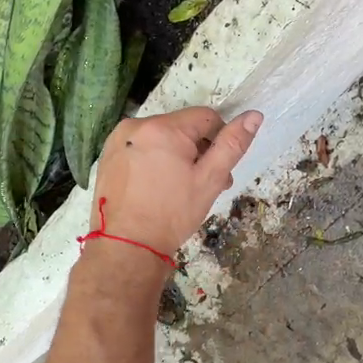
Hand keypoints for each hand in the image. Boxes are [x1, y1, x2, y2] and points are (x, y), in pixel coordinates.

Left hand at [88, 107, 262, 275]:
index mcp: (163, 128)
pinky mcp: (108, 155)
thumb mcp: (209, 180)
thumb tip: (254, 115)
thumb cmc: (172, 214)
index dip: (218, 141)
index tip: (217, 170)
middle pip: (183, 127)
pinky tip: (156, 187)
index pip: (206, 117)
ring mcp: (118, 140)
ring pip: (162, 137)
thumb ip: (232, 145)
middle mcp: (137, 125)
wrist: (126, 248)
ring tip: (180, 188)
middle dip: (198, 150)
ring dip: (176, 155)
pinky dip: (154, 160)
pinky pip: (142, 147)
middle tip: (203, 184)